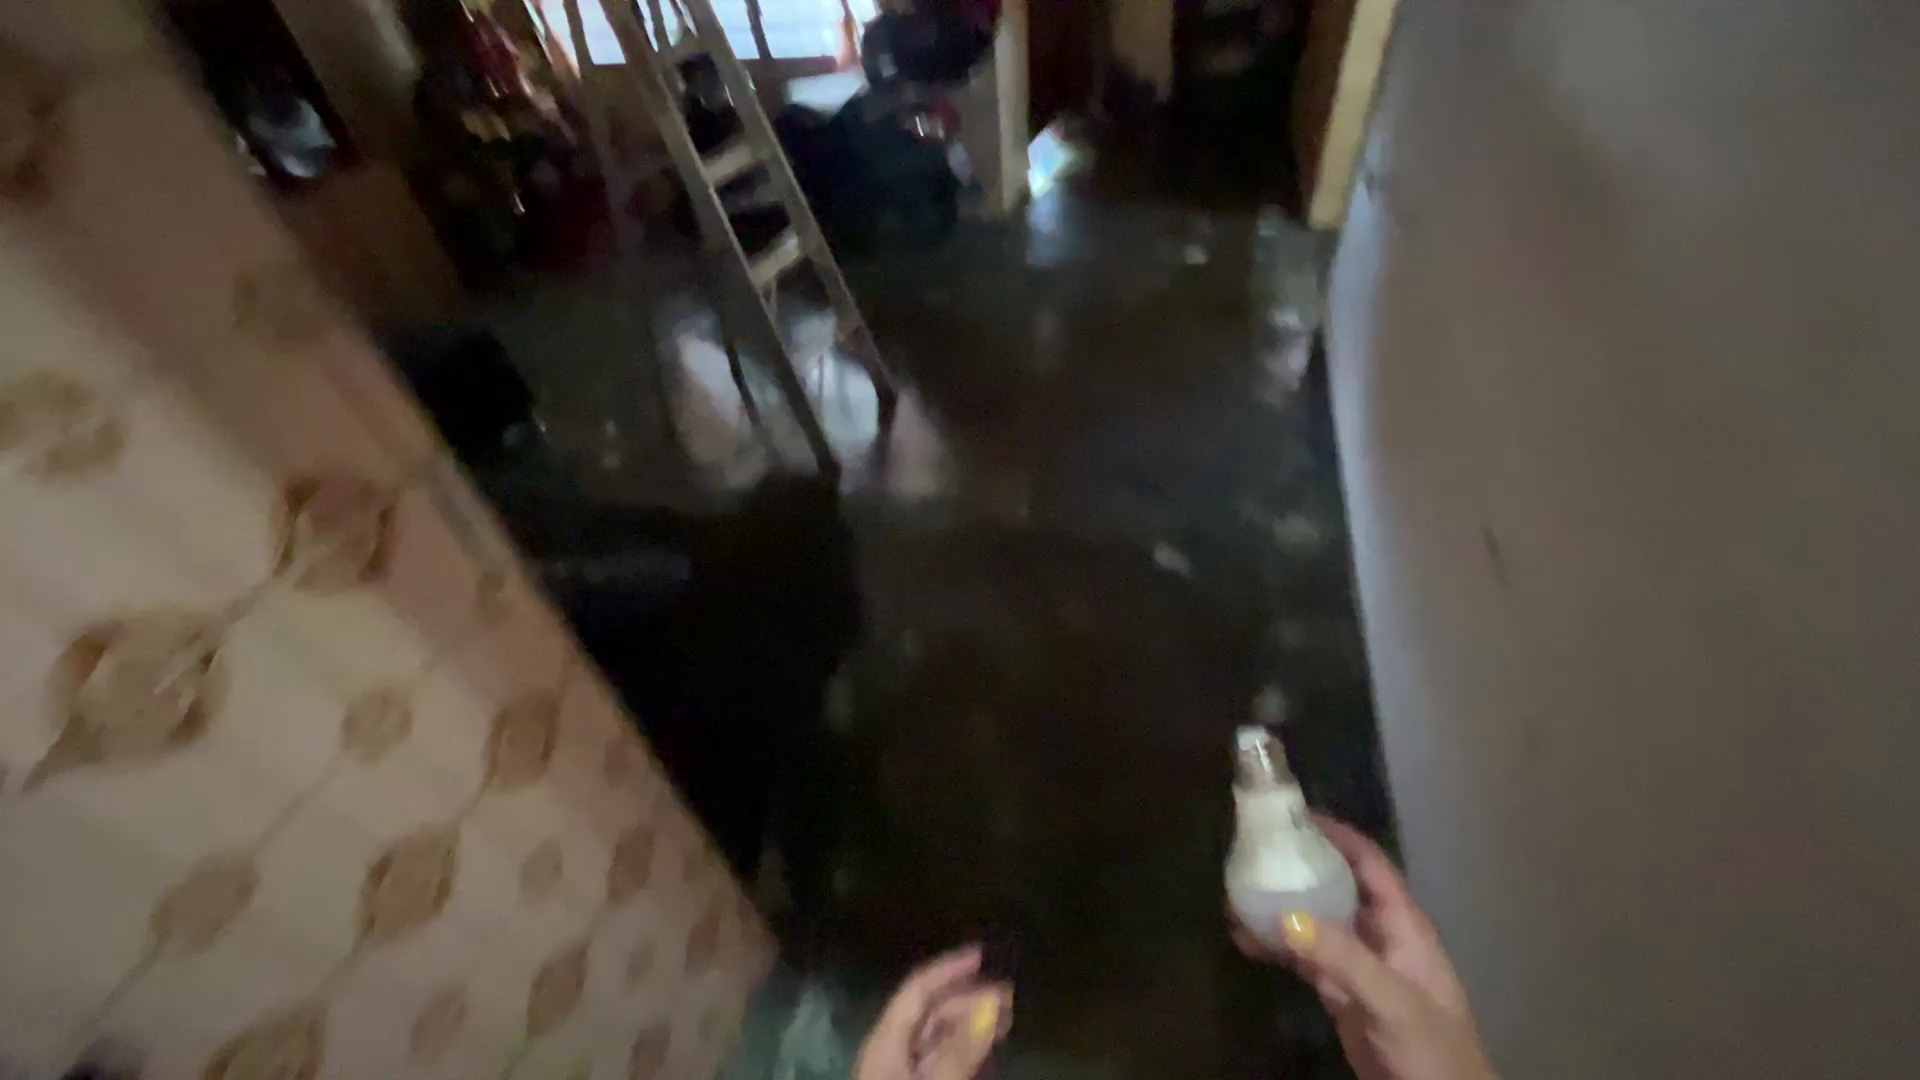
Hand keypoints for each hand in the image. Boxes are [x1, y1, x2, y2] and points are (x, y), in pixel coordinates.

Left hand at [854, 945, 1012, 1079]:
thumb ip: (961, 1049)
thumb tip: (992, 1004)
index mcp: (886, 1041)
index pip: (919, 990)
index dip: (949, 968)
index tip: (984, 955)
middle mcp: (892, 1054)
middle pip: (931, 1014)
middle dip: (969, 1000)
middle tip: (1009, 997)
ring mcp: (902, 1078)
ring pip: (939, 1041)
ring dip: (971, 1028)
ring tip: (1005, 1022)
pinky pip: (942, 1067)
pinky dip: (966, 1056)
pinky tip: (987, 1056)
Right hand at [1230, 815, 1497, 1079]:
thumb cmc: (1434, 1049)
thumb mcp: (1391, 999)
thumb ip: (1343, 956)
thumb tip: (1285, 915)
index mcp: (1402, 923)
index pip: (1368, 862)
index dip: (1336, 834)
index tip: (1294, 813)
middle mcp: (1377, 933)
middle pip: (1334, 882)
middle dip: (1297, 862)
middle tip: (1253, 844)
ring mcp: (1356, 962)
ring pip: (1312, 916)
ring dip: (1278, 902)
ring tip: (1235, 887)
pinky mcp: (1338, 990)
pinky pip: (1301, 953)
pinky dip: (1273, 942)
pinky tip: (1242, 936)